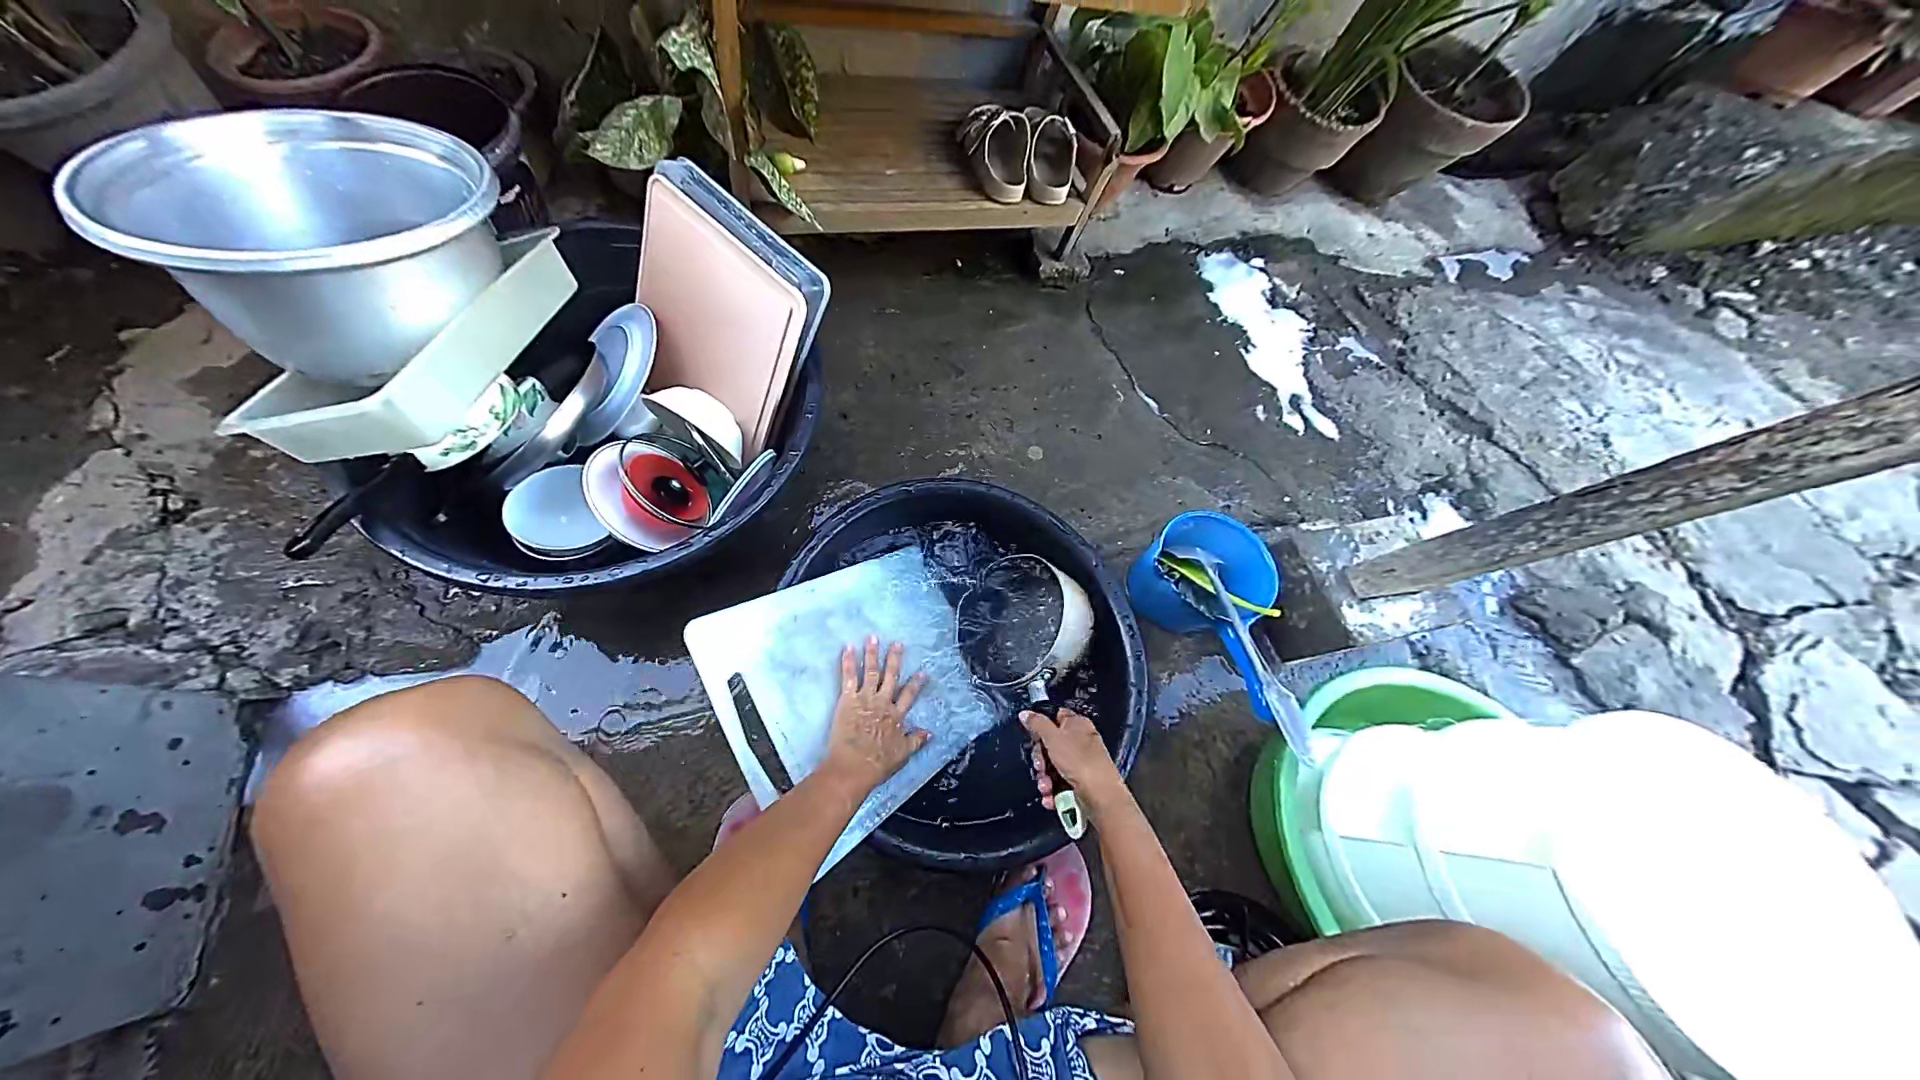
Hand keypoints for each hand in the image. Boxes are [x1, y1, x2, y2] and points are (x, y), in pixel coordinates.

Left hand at [824, 637, 929, 791]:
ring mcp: (865, 698)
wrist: (854, 766)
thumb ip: (916, 741)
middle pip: (891, 676)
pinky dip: (848, 662)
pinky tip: (848, 648)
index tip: (922, 672)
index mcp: (896, 715)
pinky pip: (848, 677)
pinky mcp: (847, 699)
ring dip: (872, 654)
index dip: (916, 683)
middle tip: (897, 644)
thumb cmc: (878, 764)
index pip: (909, 695)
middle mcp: (882, 702)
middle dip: (894, 659)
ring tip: (873, 638)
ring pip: (871, 671)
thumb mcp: (903, 754)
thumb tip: (929, 733)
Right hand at [1023, 708, 1125, 819]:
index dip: (1042, 727)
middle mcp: (1080, 741)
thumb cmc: (1080, 761)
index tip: (1034, 737)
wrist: (1100, 795)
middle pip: (1050, 745)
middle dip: (1041, 760)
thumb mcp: (1053, 737)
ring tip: (1046, 787)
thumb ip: (1037, 724)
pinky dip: (1053, 790)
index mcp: (1077, 724)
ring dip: (1045, 778)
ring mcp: (1081, 762)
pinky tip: (1051, 796)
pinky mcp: (1081, 781)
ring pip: (1053, 767)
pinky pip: (1060, 782)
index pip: (1055, 717)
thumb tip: (1025, 714)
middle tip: (1041, 767)